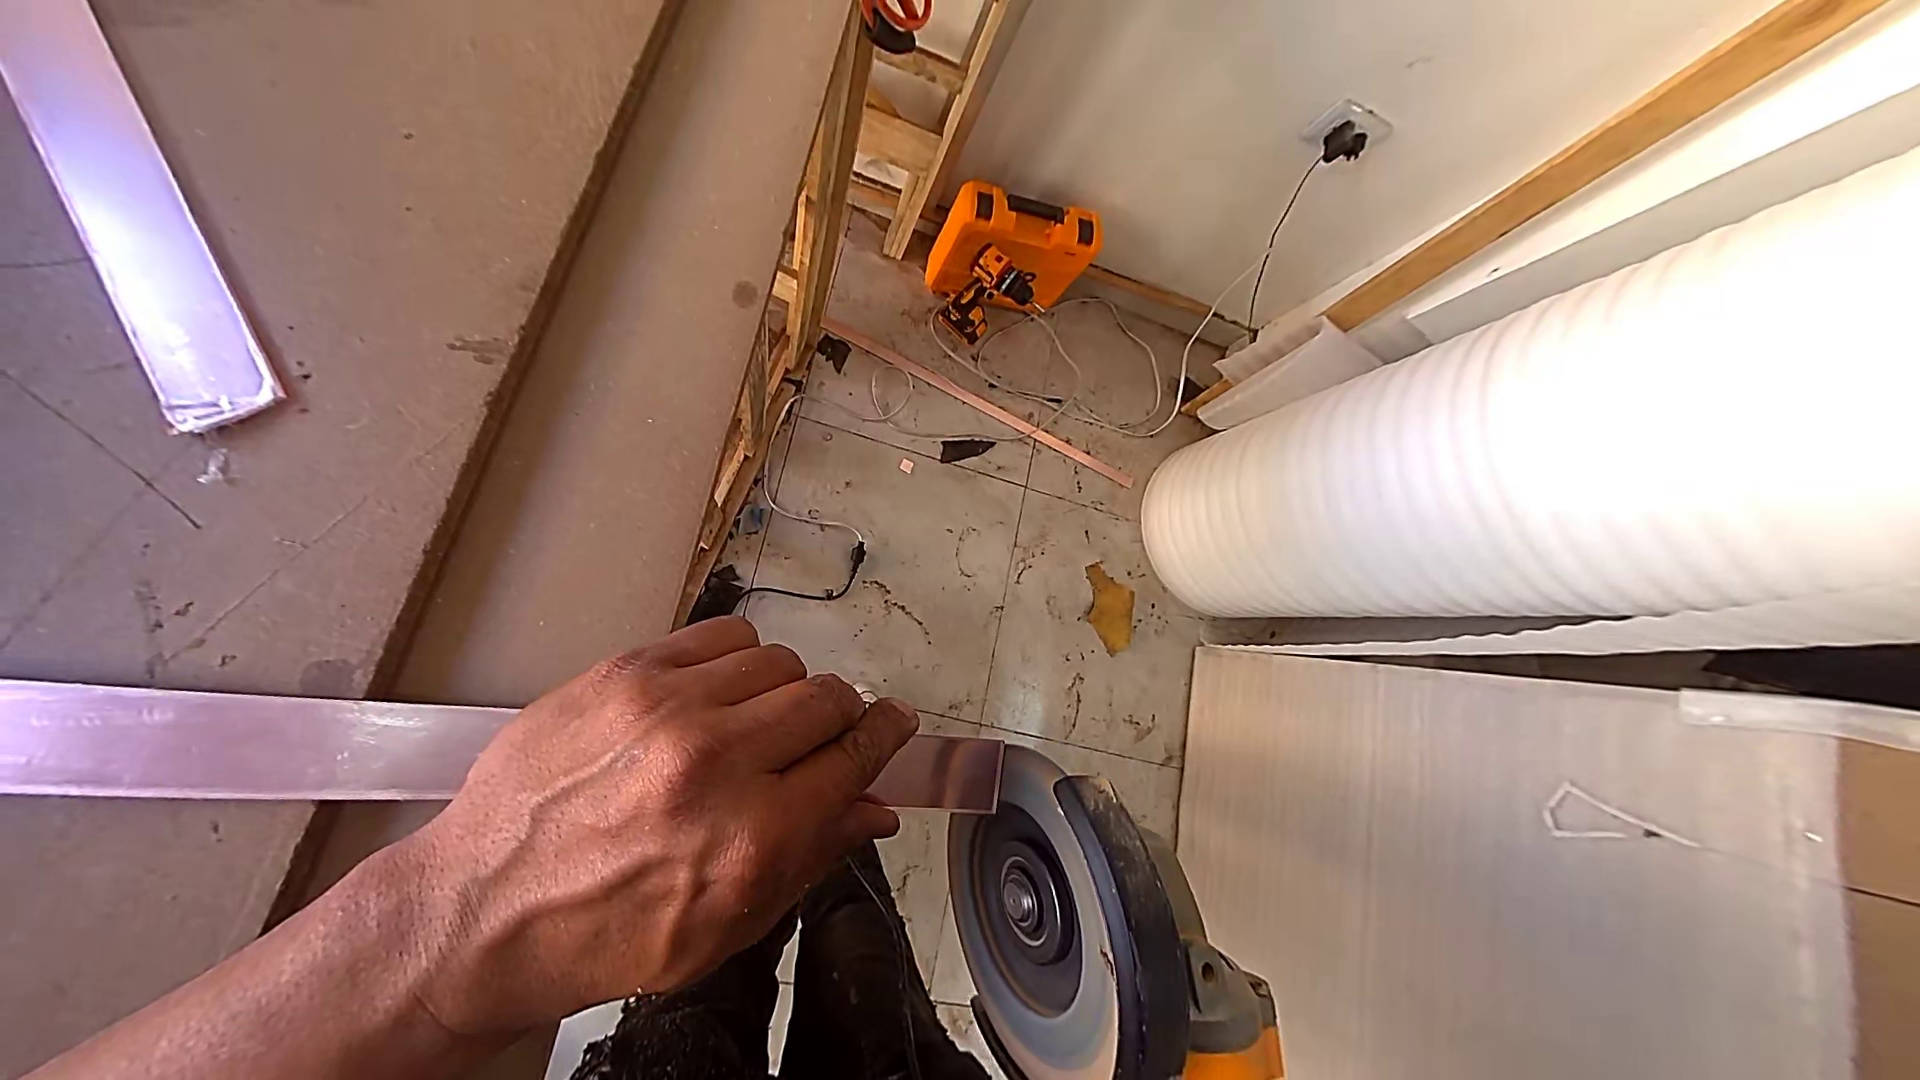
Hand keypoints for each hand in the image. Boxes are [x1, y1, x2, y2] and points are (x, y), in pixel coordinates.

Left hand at [390, 616, 918, 1035]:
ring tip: (755, 718)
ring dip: (785, 691)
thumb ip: (813, 857)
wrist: (475, 911)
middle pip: (827, 700)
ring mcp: (669, 708)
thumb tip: (877, 807)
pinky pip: (726, 634)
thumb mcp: (726, 927)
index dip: (886, 734)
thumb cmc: (606, 934)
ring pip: (782, 663)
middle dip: (839, 715)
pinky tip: (718, 690)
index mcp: (751, 839)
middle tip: (820, 733)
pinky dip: (740, 659)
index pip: (853, 758)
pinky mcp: (627, 671)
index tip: (897, 721)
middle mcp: (718, 763)